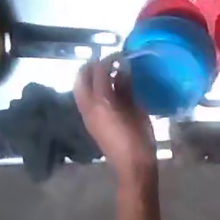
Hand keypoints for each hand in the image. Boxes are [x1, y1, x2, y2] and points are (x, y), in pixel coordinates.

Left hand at [76, 57, 156, 181]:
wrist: (132, 166)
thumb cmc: (140, 138)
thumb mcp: (137, 109)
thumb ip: (126, 88)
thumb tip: (123, 70)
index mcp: (102, 101)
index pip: (99, 71)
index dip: (109, 59)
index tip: (120, 54)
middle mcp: (89, 106)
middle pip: (81, 78)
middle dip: (91, 66)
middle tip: (108, 60)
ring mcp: (86, 116)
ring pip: (80, 89)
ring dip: (89, 77)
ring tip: (107, 72)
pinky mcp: (89, 123)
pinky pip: (84, 99)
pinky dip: (91, 89)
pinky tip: (107, 89)